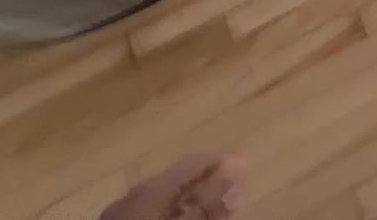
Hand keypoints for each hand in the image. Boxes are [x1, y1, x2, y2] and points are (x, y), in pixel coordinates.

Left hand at [99, 155, 246, 219]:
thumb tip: (236, 180)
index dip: (220, 161)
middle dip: (206, 185)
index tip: (246, 166)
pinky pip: (149, 218)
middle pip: (176, 183)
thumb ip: (207, 208)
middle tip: (232, 192)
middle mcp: (130, 201)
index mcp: (148, 192)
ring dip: (189, 205)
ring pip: (161, 204)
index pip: (191, 163)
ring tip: (211, 212)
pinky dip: (172, 217)